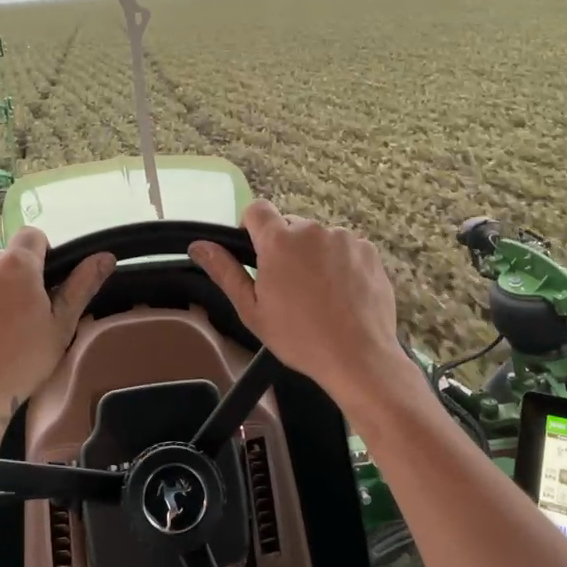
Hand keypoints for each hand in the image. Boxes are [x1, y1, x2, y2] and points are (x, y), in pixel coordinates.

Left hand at [0, 227, 113, 433]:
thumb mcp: (60, 328)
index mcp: (15, 265)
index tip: (41, 286)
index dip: (40, 256)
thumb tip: (105, 256)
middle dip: (8, 283)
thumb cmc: (21, 365)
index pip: (32, 237)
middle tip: (15, 322)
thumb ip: (81, 286)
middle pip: (0, 263)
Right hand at [187, 201, 421, 411]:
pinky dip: (340, 264)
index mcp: (279, 241)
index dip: (252, 228)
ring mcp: (344, 238)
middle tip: (288, 286)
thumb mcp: (252, 310)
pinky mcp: (368, 250)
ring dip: (314, 255)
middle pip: (290, 225)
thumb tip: (198, 246)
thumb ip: (225, 272)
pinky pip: (345, 248)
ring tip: (319, 295)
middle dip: (285, 247)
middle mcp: (312, 230)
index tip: (256, 254)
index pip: (257, 209)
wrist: (358, 357)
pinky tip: (341, 294)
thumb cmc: (299, 338)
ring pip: (319, 238)